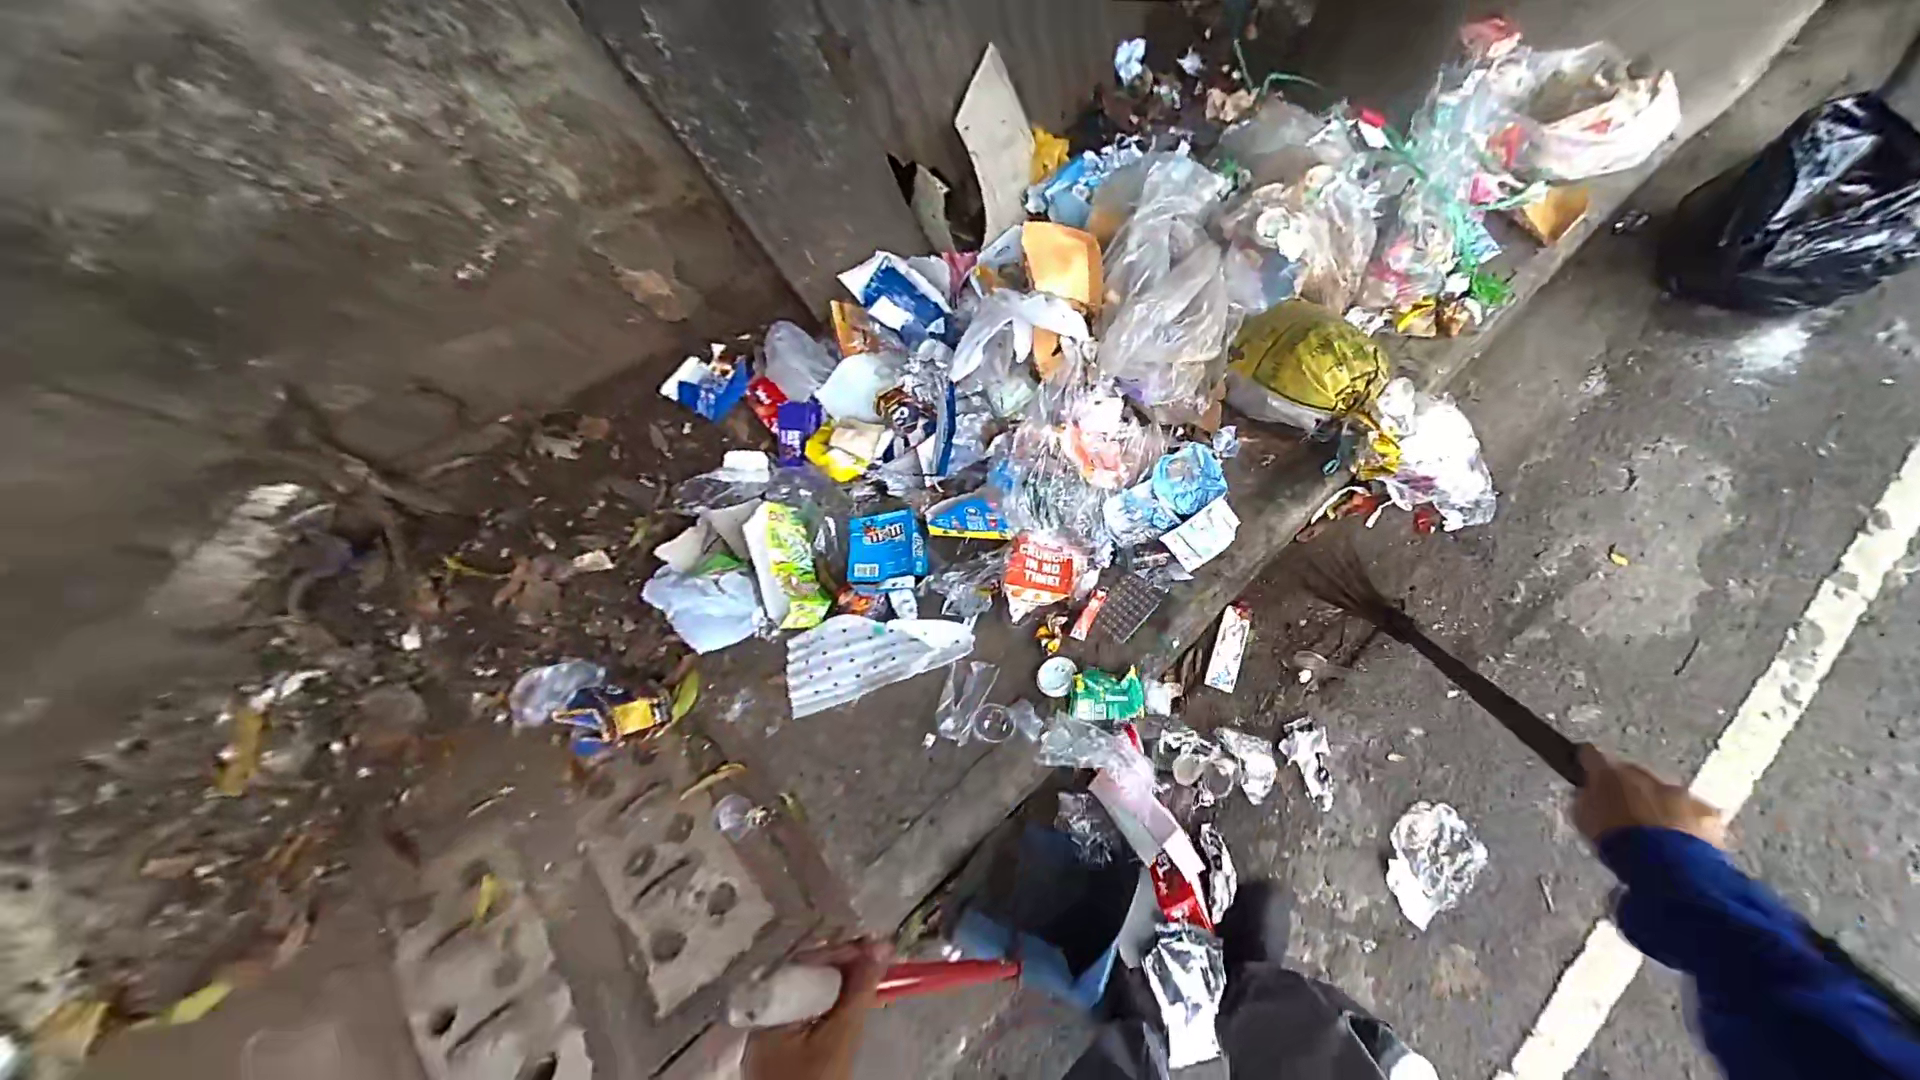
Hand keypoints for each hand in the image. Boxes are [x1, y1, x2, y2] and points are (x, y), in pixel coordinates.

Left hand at [742, 941, 889, 1079]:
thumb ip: (858, 991)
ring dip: (845, 982)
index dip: (843, 950)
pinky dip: (836, 1003)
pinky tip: (858, 998)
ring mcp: (774, 1035)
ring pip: (813, 993)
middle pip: (809, 975)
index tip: (876, 944)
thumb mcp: (839, 1039)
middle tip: (882, 955)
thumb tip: (881, 946)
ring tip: (877, 972)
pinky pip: (812, 1012)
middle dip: (847, 964)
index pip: (808, 962)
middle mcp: (766, 1015)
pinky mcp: (785, 1051)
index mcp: (769, 1008)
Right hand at [1571, 746, 1725, 847]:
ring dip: (1658, 802)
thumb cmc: (1616, 840)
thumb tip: (1588, 794)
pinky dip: (1686, 819)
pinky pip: (1692, 811)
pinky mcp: (1708, 812)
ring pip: (1664, 792)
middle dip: (1627, 785)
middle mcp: (1643, 775)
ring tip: (1655, 825)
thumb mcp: (1584, 819)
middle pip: (1631, 773)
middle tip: (1623, 804)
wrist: (1669, 865)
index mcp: (1607, 773)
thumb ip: (1586, 800)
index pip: (1591, 756)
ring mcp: (1678, 793)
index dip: (1587, 762)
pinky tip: (1681, 836)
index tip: (1584, 769)